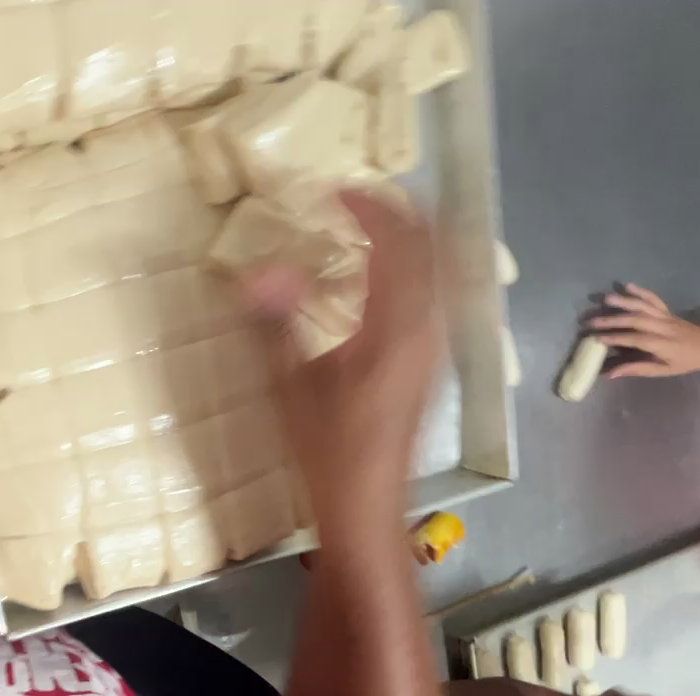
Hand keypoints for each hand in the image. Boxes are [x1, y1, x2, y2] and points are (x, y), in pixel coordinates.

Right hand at [247, 190, 443, 534]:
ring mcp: (438, 343)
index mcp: (397, 326)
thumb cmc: (327, 450)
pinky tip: (378, 280)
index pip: (397, 242)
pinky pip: (435, 290)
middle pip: (434, 242)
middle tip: (354, 201)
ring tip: (367, 228)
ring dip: (409, 236)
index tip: (332, 189)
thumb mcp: (291, 388)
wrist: (368, 502)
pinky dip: (411, 267)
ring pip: (441, 264)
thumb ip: (277, 325)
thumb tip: (258, 272)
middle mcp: (430, 325)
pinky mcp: (433, 359)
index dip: (367, 207)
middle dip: (398, 211)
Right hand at [589, 283, 699, 376]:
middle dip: (613, 320)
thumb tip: (610, 374)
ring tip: (606, 298)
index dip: (616, 338)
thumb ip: (638, 369)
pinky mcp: (668, 312)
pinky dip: (642, 292)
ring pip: (644, 307)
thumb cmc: (690, 360)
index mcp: (664, 344)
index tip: (596, 339)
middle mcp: (665, 327)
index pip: (637, 339)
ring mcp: (667, 317)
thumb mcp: (666, 370)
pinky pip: (654, 300)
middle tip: (591, 321)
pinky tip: (628, 286)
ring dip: (625, 301)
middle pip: (637, 320)